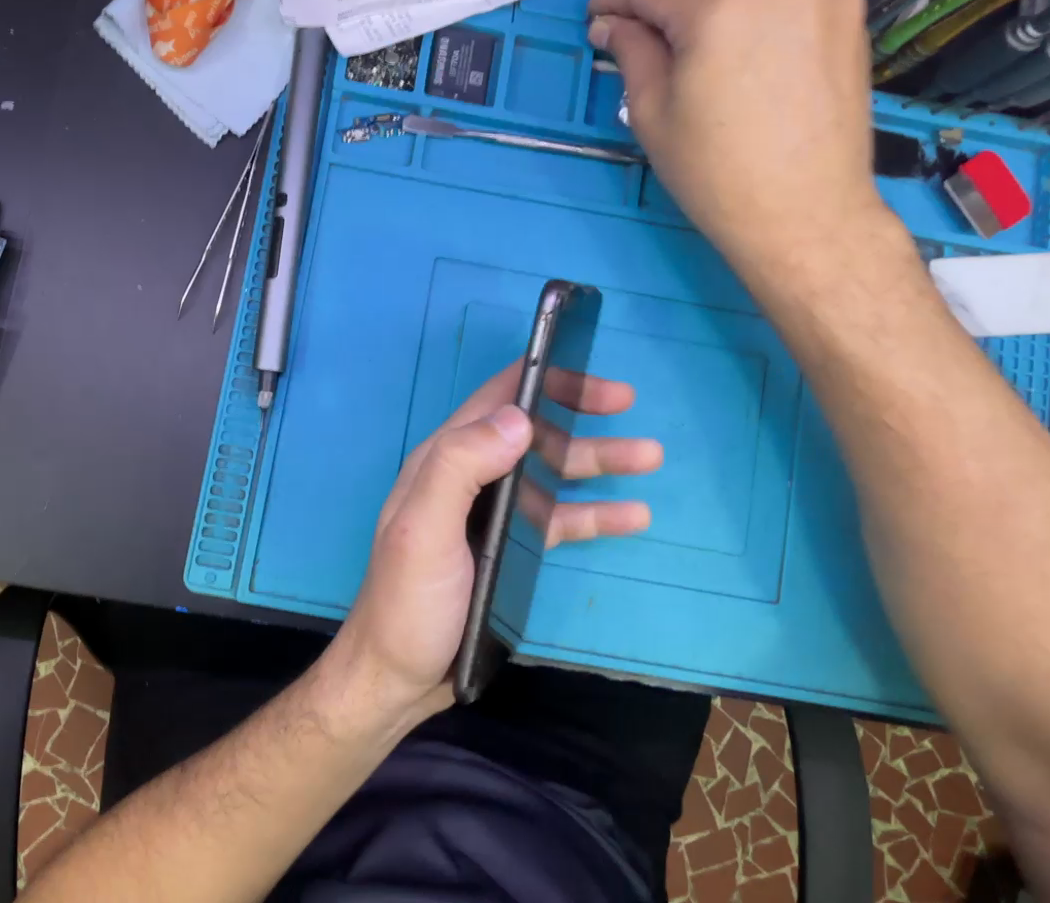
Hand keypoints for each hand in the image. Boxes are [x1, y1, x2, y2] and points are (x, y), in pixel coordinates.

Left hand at [329, 363, 663, 726]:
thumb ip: (460, 467)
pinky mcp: (509, 551)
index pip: (495, 401)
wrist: (398, 678)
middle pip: (531, 430)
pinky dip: (593, 512)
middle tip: (628, 402)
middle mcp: (469, 479)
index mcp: (442, 462)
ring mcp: (490, 515)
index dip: (541, 379)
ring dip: (596, 459)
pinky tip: (633, 514)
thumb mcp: (423, 529)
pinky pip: (557, 520)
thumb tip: (519, 416)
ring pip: (550, 473)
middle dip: (577, 411)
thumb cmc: (408, 602)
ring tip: (650, 456)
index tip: (590, 372)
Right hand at [588, 0, 891, 276]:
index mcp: (719, 6)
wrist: (804, 213)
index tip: (597, 15)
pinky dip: (752, 7)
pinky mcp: (846, 18)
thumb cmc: (714, 173)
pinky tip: (738, 48)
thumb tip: (611, 23)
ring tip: (688, 37)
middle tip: (636, 21)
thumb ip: (632, 52)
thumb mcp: (652, 113)